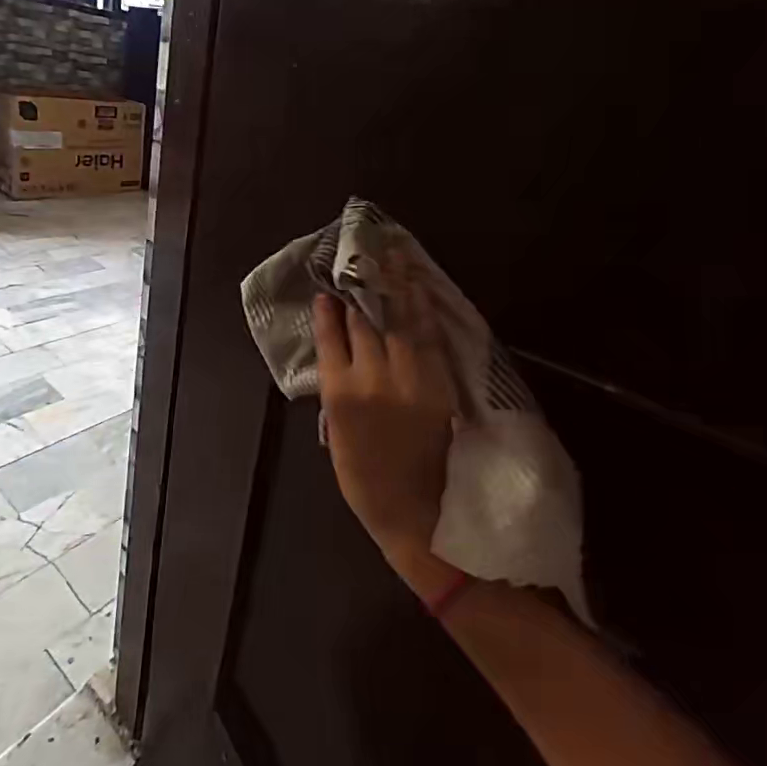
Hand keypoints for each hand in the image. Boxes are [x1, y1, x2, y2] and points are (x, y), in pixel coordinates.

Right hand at [312, 281, 463, 597]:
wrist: (413, 510)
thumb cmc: (364, 479)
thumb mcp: (336, 434)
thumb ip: (337, 392)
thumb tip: (340, 357)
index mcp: (339, 395)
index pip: (332, 339)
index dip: (330, 312)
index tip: (329, 291)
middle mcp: (371, 380)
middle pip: (366, 323)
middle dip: (364, 286)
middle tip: (365, 255)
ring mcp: (408, 381)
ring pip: (399, 323)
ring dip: (397, 288)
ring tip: (394, 257)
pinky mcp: (437, 387)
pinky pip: (429, 341)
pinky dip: (423, 314)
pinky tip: (419, 293)